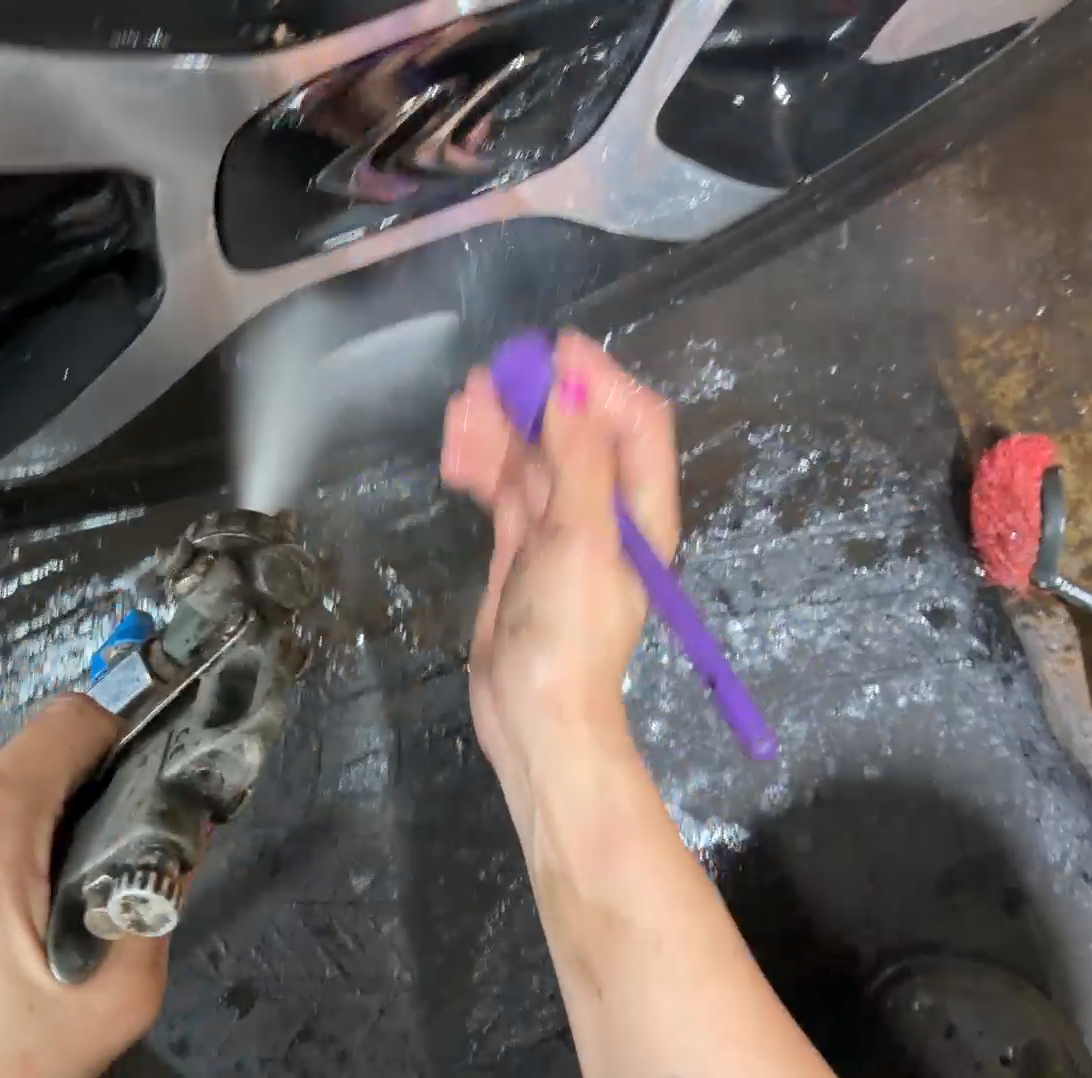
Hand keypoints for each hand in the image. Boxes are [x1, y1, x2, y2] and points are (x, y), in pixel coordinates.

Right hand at [439, 330, 680, 822]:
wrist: (532, 713)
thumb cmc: (568, 631)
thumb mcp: (580, 540)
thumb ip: (579, 462)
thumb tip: (570, 387)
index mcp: (637, 509)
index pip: (631, 425)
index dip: (598, 381)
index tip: (553, 349)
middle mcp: (602, 512)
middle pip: (573, 436)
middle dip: (534, 402)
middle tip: (486, 378)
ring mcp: (557, 530)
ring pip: (531, 461)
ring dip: (498, 432)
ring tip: (457, 410)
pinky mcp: (519, 548)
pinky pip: (504, 492)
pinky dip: (483, 468)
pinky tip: (454, 456)